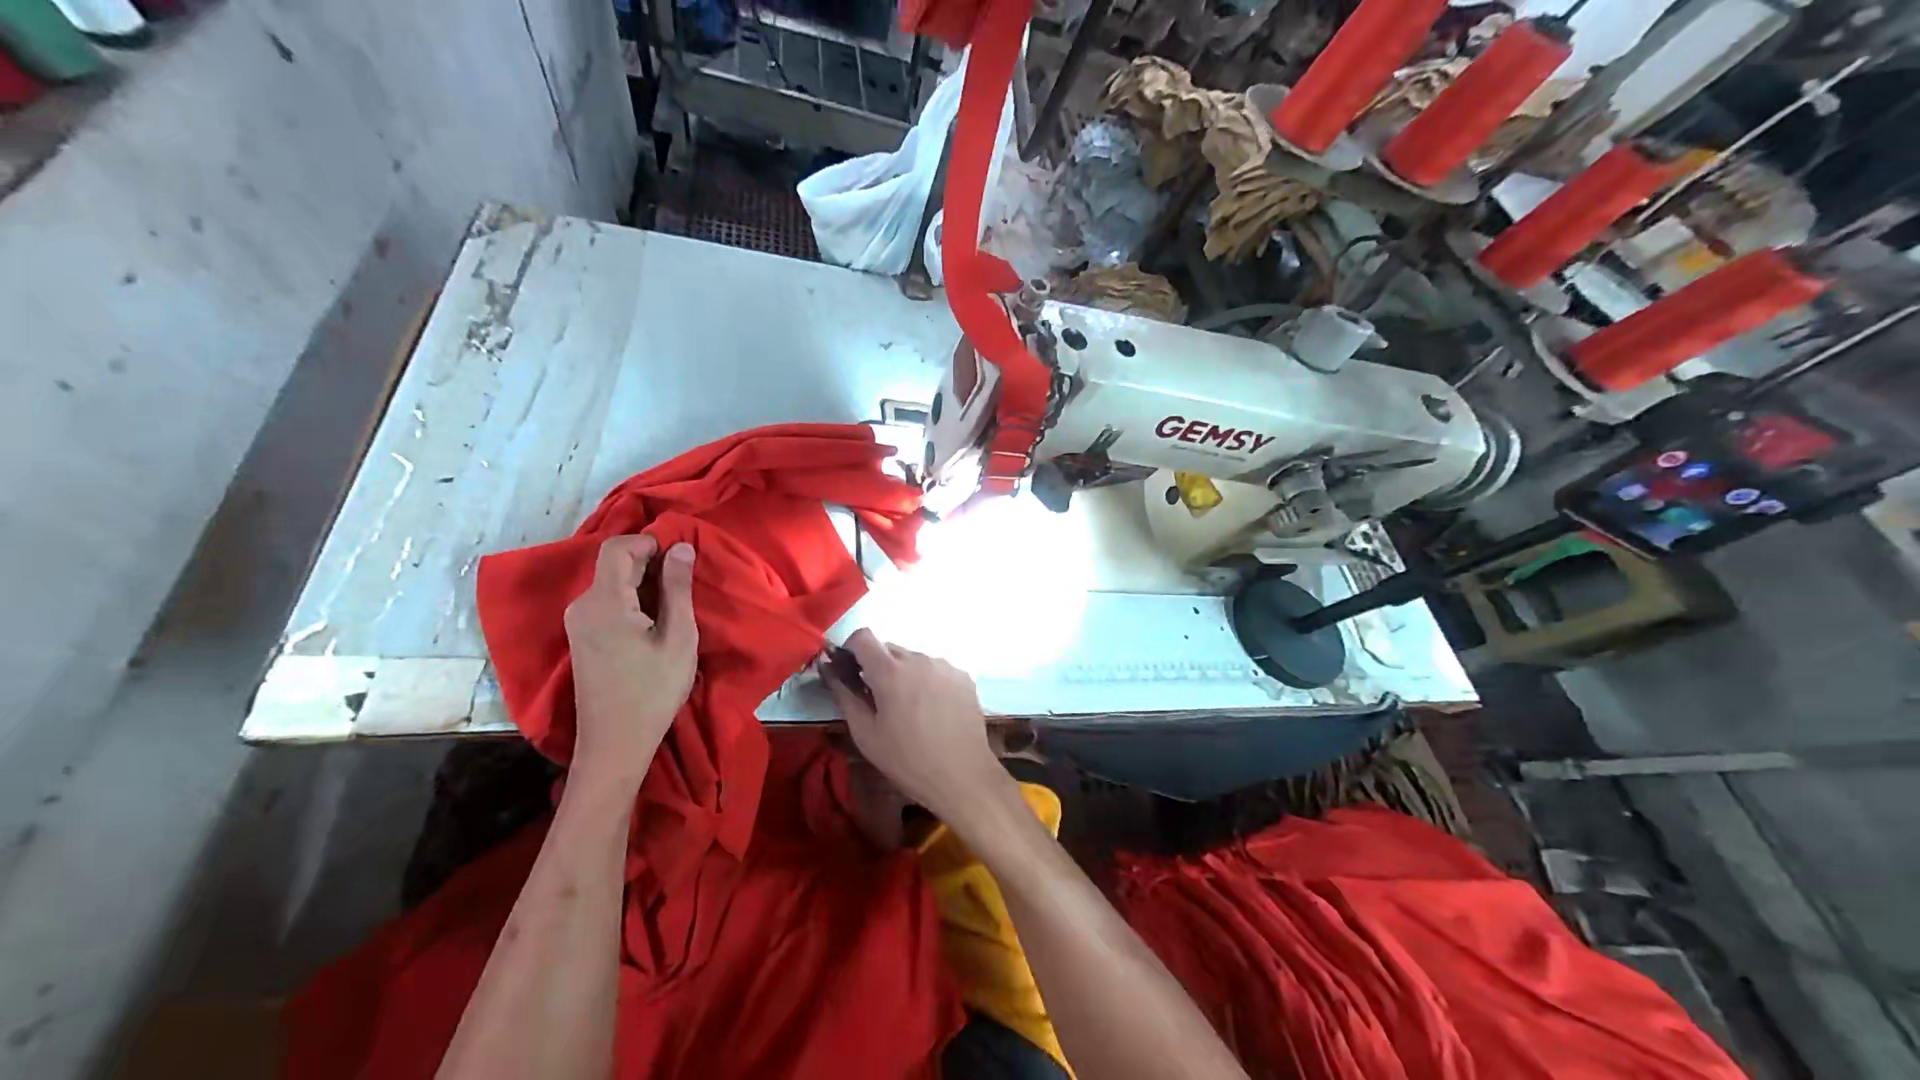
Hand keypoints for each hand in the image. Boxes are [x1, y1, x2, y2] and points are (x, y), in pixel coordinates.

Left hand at [563, 534, 697, 787]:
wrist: (615, 744)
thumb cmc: (653, 691)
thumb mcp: (678, 638)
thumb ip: (678, 589)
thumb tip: (682, 547)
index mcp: (604, 602)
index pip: (618, 548)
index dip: (650, 542)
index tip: (681, 557)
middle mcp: (582, 605)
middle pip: (612, 564)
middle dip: (649, 563)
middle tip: (684, 582)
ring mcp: (577, 623)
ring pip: (610, 582)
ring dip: (641, 582)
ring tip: (673, 603)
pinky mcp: (580, 637)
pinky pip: (605, 602)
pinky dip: (630, 599)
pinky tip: (653, 621)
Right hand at [825, 629, 1013, 823]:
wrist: (962, 775)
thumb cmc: (907, 759)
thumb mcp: (865, 733)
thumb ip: (844, 695)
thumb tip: (829, 668)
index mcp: (890, 671)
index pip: (862, 636)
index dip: (851, 649)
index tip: (850, 672)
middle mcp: (919, 659)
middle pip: (889, 649)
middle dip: (878, 667)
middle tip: (878, 700)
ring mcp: (945, 666)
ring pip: (914, 660)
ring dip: (905, 675)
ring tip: (909, 710)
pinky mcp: (964, 677)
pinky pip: (936, 670)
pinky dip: (928, 682)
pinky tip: (933, 711)